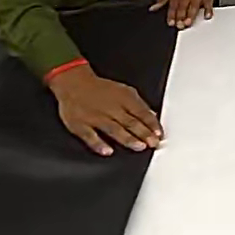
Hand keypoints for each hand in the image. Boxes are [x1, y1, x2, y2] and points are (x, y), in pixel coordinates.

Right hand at [47, 64, 162, 155]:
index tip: (159, 133)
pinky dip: (99, 144)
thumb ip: (138, 104)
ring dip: (128, 139)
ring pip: (114, 129)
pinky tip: (108, 151)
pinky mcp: (80, 125)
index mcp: (124, 99)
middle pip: (130, 122)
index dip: (152, 124)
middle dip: (144, 133)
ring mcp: (95, 117)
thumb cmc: (101, 89)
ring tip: (139, 147)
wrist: (74, 83)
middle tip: (153, 143)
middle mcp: (111, 108)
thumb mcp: (124, 91)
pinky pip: (90, 136)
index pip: (141, 113)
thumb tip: (152, 115)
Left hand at [151, 0, 215, 28]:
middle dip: (181, 18)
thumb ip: (162, 0)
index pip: (173, 9)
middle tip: (181, 25)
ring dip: (191, 15)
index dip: (172, 17)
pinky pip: (208, 4)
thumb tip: (152, 8)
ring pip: (194, 8)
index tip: (171, 23)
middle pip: (183, 10)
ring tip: (189, 22)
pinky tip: (207, 16)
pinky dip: (208, 10)